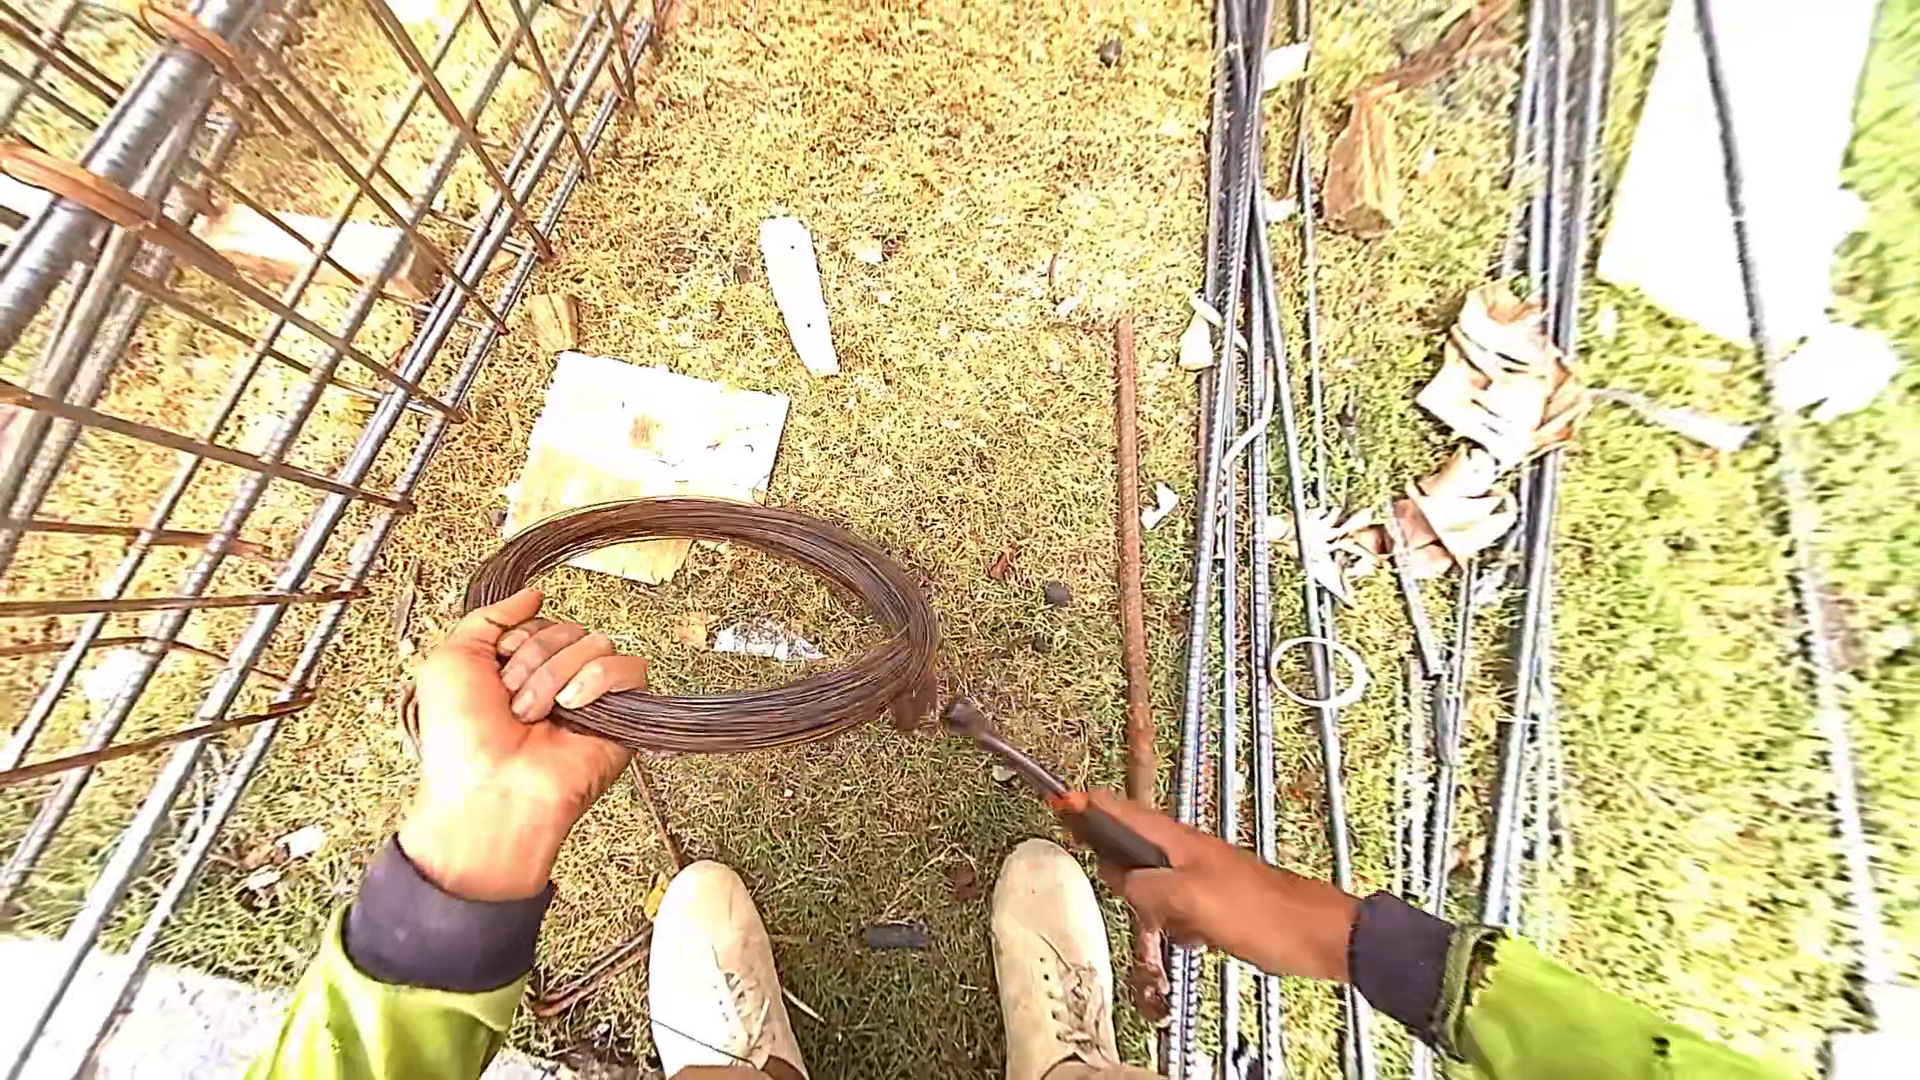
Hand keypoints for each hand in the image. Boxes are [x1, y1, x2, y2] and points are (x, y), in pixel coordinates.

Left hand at [398, 587, 647, 900]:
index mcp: (527, 667)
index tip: (497, 676)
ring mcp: (596, 693)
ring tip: (541, 713)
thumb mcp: (449, 665)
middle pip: (571, 630)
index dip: (517, 645)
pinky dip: (598, 682)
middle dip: (535, 663)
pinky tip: (575, 707)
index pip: (543, 623)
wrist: (491, 789)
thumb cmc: (462, 743)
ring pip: (598, 644)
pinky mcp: (625, 709)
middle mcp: (564, 677)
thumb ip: (487, 619)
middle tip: (517, 702)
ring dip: (559, 677)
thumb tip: (532, 595)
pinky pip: (629, 667)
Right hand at [1084, 790, 1359, 981]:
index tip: (1055, 805)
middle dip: (1121, 878)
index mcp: (1169, 835)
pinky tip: (1196, 938)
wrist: (1315, 934)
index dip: (1082, 804)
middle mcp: (1176, 847)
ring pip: (1147, 885)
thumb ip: (1145, 887)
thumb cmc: (1257, 910)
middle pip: (1124, 850)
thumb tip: (1119, 881)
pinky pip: (1171, 908)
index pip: (1113, 806)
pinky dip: (1174, 925)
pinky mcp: (1204, 897)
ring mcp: (1190, 872)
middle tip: (1140, 902)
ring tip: (1179, 927)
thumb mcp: (1189, 898)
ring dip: (1152, 910)